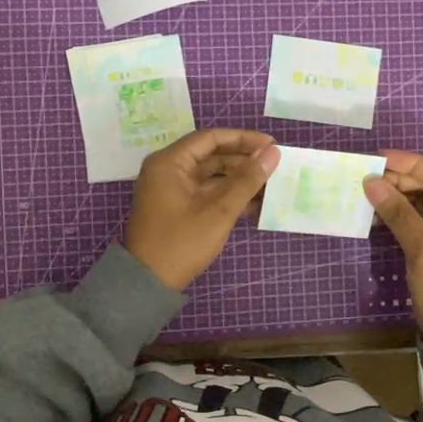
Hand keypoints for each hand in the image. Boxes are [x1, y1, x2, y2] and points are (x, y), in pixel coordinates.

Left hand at [125, 129, 280, 290]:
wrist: (148, 283)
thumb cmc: (182, 242)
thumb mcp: (219, 210)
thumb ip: (247, 179)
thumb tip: (272, 153)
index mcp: (170, 162)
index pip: (211, 138)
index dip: (243, 139)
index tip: (271, 145)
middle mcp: (167, 170)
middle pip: (211, 155)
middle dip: (243, 161)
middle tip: (274, 167)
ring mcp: (170, 190)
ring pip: (210, 176)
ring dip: (238, 180)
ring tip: (270, 186)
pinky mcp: (176, 208)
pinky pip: (205, 193)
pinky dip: (227, 196)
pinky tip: (254, 204)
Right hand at [363, 151, 422, 351]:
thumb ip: (398, 212)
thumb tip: (370, 181)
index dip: (413, 164)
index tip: (380, 157)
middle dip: (399, 180)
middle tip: (365, 173)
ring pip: (419, 205)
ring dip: (394, 197)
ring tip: (364, 190)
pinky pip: (413, 223)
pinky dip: (395, 216)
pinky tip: (373, 212)